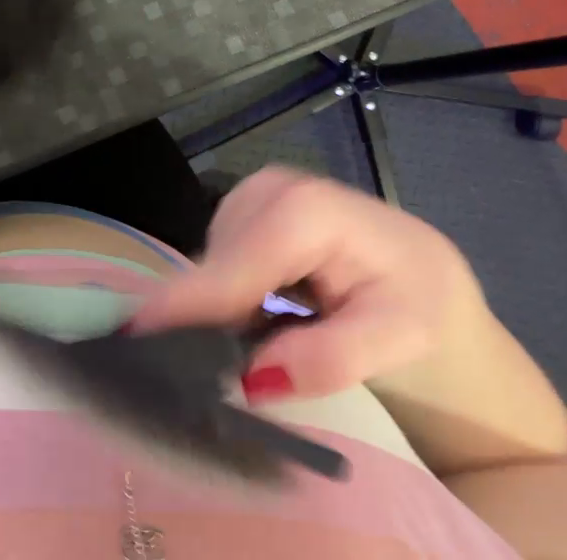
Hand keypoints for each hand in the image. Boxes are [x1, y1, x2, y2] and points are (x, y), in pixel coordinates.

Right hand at [127, 167, 485, 400]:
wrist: (428, 282)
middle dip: (207, 314)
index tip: (138, 336)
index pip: (236, 263)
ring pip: (208, 262)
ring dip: (217, 307)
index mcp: (309, 209)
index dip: (191, 304)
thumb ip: (332, 357)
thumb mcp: (403, 339)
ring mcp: (252, 194)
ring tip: (255, 343)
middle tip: (210, 375)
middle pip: (214, 261)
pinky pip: (215, 260)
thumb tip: (252, 379)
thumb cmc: (423, 308)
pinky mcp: (243, 210)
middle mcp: (270, 188)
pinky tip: (254, 316)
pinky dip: (223, 295)